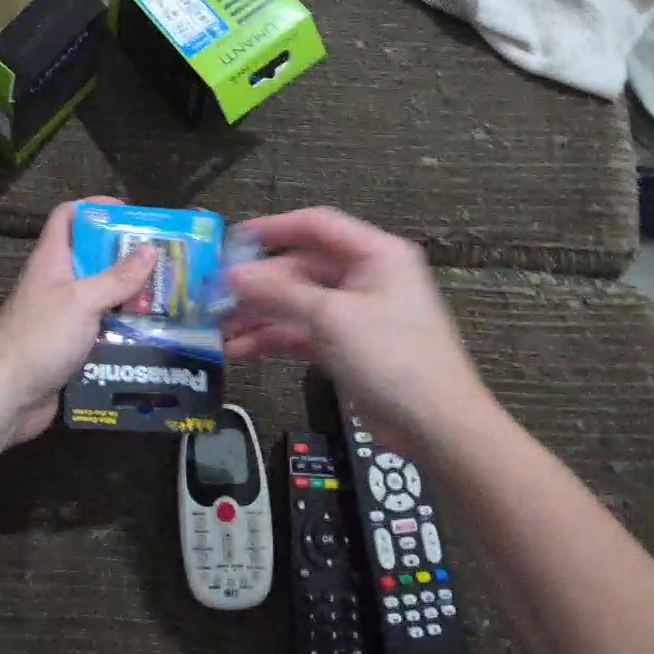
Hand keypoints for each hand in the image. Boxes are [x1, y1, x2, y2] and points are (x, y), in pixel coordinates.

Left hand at [0, 197, 158, 446]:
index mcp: (51, 260)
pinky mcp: (68, 345)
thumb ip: (117, 277)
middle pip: (92, 256)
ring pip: (100, 294)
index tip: (131, 214)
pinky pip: (101, 327)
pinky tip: (152, 334)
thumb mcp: (82, 302)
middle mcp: (55, 282)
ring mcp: (61, 315)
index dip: (96, 207)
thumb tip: (150, 248)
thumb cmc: (39, 339)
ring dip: (129, 294)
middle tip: (164, 260)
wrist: (6, 397)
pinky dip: (123, 328)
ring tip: (168, 296)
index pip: (68, 216)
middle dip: (126, 255)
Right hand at [224, 208, 489, 437]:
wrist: (437, 427)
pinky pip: (302, 331)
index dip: (273, 229)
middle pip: (300, 267)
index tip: (232, 240)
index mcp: (375, 254)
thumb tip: (231, 274)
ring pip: (296, 302)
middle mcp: (365, 276)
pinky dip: (273, 338)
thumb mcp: (332, 318)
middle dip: (258, 283)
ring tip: (219, 329)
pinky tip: (239, 349)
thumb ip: (278, 292)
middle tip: (215, 295)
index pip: (316, 225)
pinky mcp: (346, 345)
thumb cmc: (394, 358)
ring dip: (259, 314)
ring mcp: (354, 312)